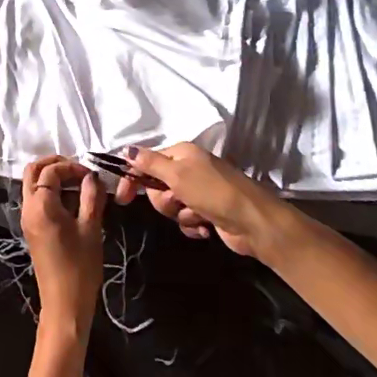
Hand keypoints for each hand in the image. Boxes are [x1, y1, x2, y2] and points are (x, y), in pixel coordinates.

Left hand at [19, 156, 107, 335]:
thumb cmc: (80, 267)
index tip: (91, 175)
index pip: (50, 171)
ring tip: (79, 185)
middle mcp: (28, 208)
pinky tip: (72, 201)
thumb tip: (92, 176)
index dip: (71, 167)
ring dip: (52, 178)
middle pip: (33, 171)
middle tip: (79, 170)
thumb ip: (91, 198)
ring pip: (32, 185)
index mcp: (41, 205)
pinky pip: (36, 199)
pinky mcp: (31, 228)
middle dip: (55, 164)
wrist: (64, 303)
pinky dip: (50, 192)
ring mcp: (27, 218)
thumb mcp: (91, 229)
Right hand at [117, 143, 296, 258]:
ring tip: (199, 215)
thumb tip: (126, 149)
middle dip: (165, 200)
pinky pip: (185, 220)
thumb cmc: (214, 193)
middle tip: (180, 201)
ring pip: (170, 206)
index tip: (123, 198)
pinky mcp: (206, 213)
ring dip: (181, 214)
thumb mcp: (178, 175)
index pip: (146, 162)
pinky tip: (205, 227)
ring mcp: (198, 192)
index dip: (132, 179)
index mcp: (182, 154)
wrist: (254, 223)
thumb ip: (149, 163)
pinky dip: (192, 225)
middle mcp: (189, 170)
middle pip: (157, 187)